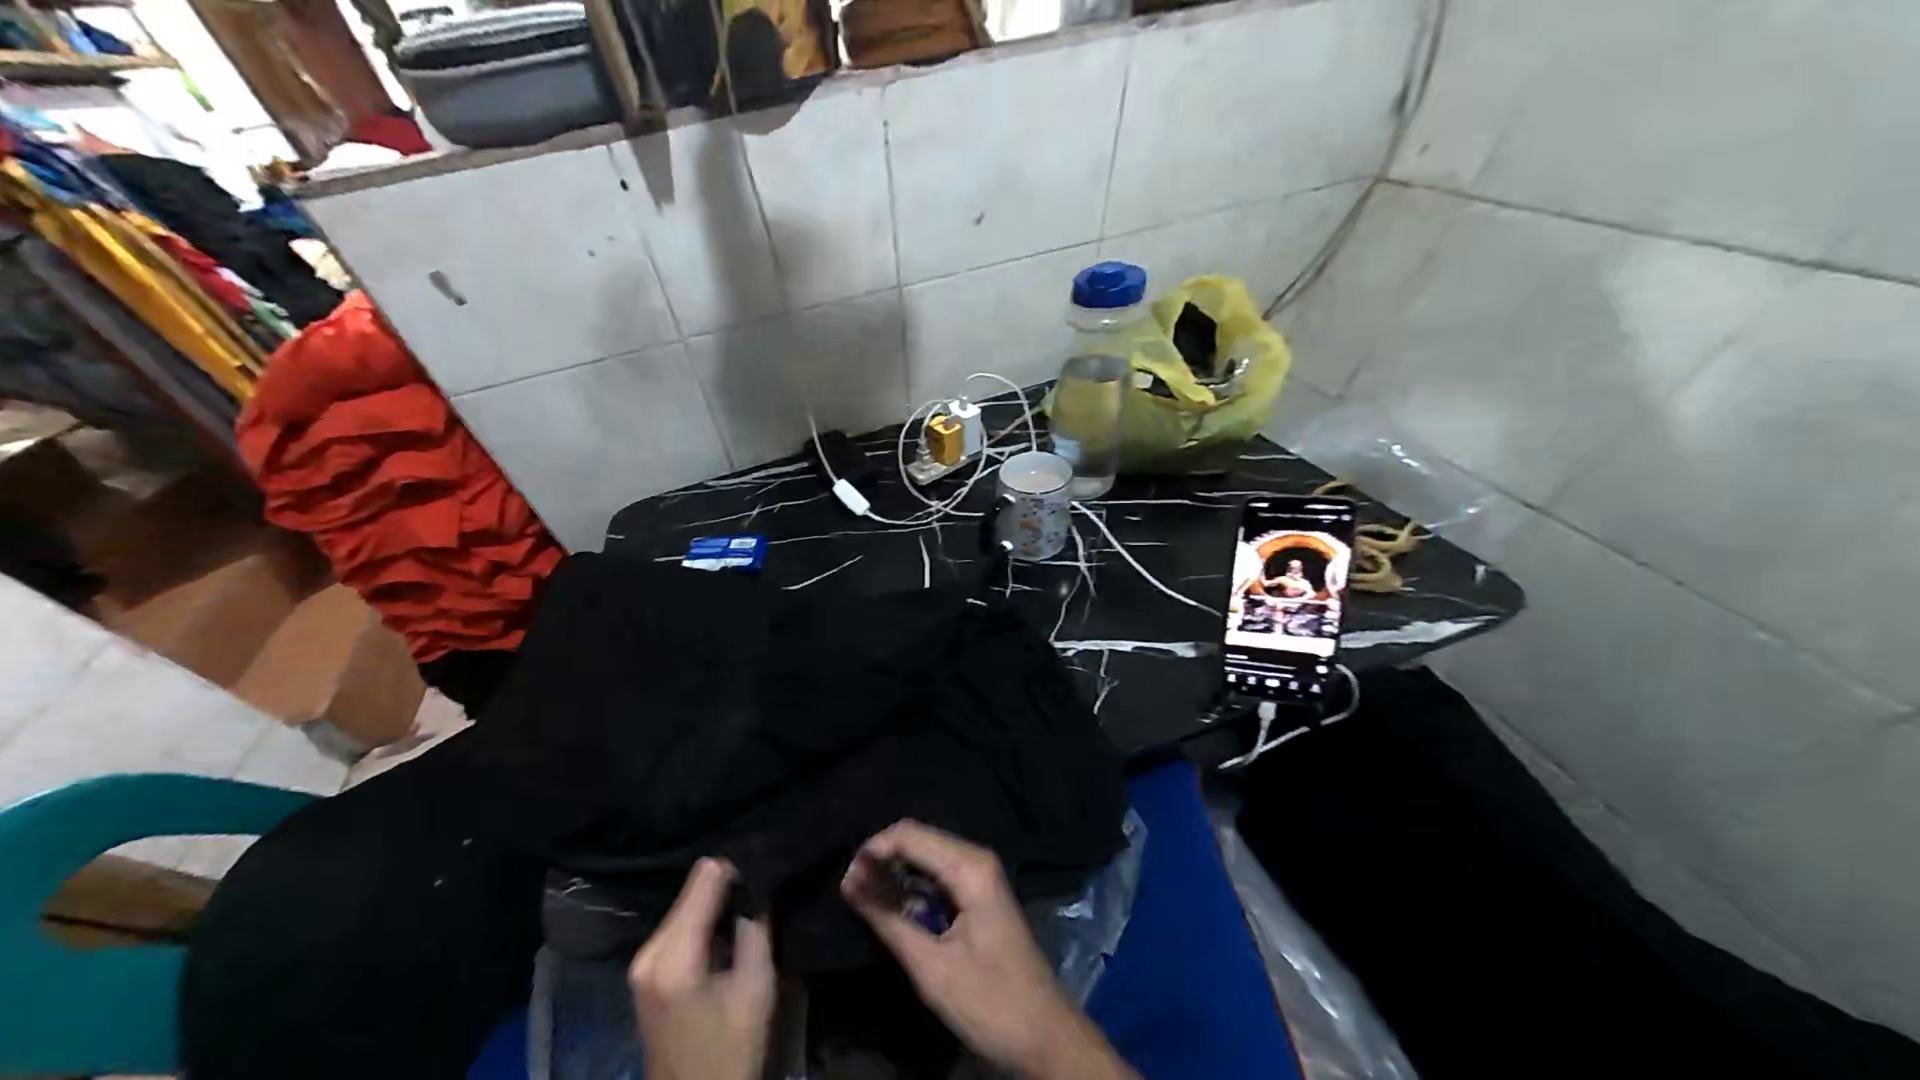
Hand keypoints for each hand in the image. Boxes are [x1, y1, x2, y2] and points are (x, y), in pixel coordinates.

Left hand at [629, 858, 774, 1079]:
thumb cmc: (730, 1052)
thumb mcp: (757, 988)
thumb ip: (756, 928)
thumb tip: (758, 886)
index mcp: (675, 956)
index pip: (705, 878)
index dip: (737, 871)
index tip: (762, 876)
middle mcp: (648, 952)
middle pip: (692, 889)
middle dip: (725, 889)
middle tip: (758, 900)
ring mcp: (641, 964)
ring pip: (685, 906)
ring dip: (714, 907)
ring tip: (746, 918)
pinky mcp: (644, 973)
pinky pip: (678, 927)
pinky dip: (702, 924)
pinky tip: (724, 940)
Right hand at [842, 821, 1137, 1079]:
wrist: (1045, 1035)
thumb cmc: (990, 1002)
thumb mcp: (931, 967)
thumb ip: (888, 919)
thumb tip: (849, 881)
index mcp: (970, 867)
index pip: (909, 834)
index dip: (873, 850)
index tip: (846, 881)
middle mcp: (977, 859)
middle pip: (918, 839)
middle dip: (881, 859)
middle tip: (851, 890)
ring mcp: (981, 875)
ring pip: (926, 855)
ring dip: (895, 872)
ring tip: (864, 898)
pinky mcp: (979, 894)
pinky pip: (938, 874)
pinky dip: (912, 885)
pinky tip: (893, 906)